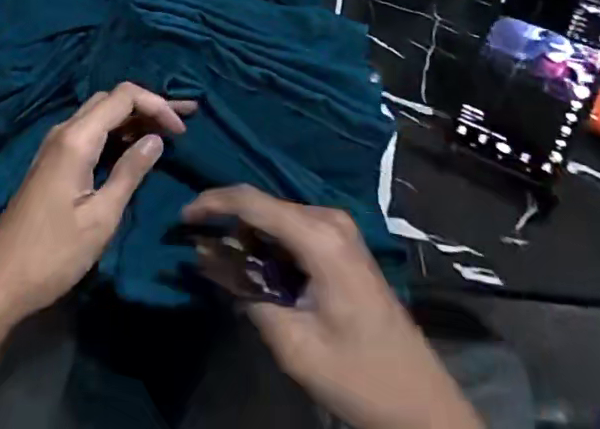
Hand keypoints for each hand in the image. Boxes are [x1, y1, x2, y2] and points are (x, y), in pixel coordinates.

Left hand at [0, 84, 195, 332]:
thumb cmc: (52, 254)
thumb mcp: (101, 217)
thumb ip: (130, 172)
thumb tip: (156, 140)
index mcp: (76, 139)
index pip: (124, 97)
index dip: (157, 104)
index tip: (181, 131)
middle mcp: (64, 133)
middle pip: (111, 99)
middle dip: (148, 105)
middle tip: (181, 123)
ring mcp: (55, 147)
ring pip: (99, 115)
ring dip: (133, 119)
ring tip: (167, 132)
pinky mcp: (53, 164)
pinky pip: (90, 133)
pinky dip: (117, 134)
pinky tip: (135, 149)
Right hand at [183, 186, 481, 428]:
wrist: (419, 398)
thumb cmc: (357, 373)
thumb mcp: (293, 343)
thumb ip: (247, 294)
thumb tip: (208, 259)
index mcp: (320, 236)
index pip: (253, 201)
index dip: (212, 203)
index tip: (180, 219)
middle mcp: (330, 218)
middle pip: (264, 206)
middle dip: (228, 225)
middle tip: (199, 253)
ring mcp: (339, 229)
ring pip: (276, 218)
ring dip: (248, 239)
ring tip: (224, 269)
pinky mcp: (341, 243)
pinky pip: (293, 231)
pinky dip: (269, 247)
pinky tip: (257, 274)